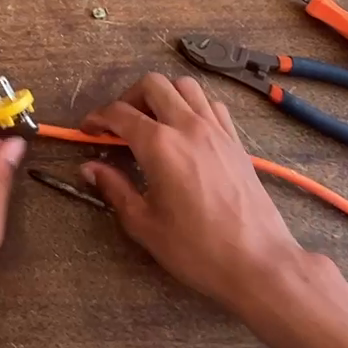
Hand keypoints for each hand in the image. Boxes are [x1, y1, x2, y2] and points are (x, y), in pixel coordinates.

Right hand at [78, 73, 304, 314]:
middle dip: (129, 97)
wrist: (259, 263)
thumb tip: (89, 168)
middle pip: (152, 84)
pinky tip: (186, 129)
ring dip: (163, 95)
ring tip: (153, 120)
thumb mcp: (145, 224)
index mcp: (159, 145)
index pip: (119, 113)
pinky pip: (211, 104)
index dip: (97, 117)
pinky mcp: (235, 140)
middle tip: (120, 123)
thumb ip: (114, 188)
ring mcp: (215, 129)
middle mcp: (187, 126)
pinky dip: (193, 105)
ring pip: (184, 86)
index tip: (88, 130)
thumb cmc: (197, 249)